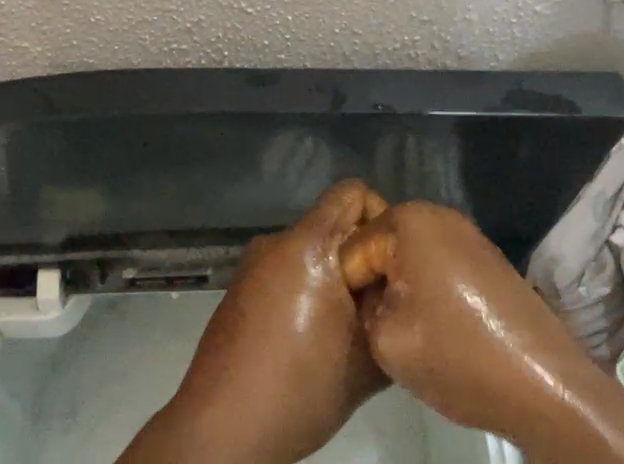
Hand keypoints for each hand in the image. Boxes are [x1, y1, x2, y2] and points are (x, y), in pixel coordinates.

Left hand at [117, 180, 388, 463]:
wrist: (222, 430)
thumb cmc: (299, 388)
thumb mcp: (367, 356)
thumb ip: (390, 310)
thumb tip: (401, 292)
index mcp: (307, 244)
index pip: (354, 192)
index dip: (382, 219)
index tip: (391, 266)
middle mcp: (276, 242)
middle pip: (334, 224)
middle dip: (361, 258)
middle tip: (377, 306)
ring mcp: (253, 265)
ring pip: (313, 251)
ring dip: (335, 278)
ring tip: (347, 329)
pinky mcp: (240, 289)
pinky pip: (289, 271)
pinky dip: (309, 291)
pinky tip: (314, 339)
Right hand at [342, 201, 623, 463]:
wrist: (541, 382)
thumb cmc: (457, 355)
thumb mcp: (384, 338)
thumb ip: (361, 306)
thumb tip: (371, 296)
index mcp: (408, 220)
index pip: (351, 249)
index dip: (346, 289)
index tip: (353, 323)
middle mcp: (438, 214)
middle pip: (382, 246)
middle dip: (374, 282)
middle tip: (375, 327)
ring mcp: (467, 234)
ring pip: (410, 257)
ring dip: (401, 288)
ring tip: (405, 330)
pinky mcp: (486, 259)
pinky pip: (438, 266)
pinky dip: (428, 291)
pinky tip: (435, 327)